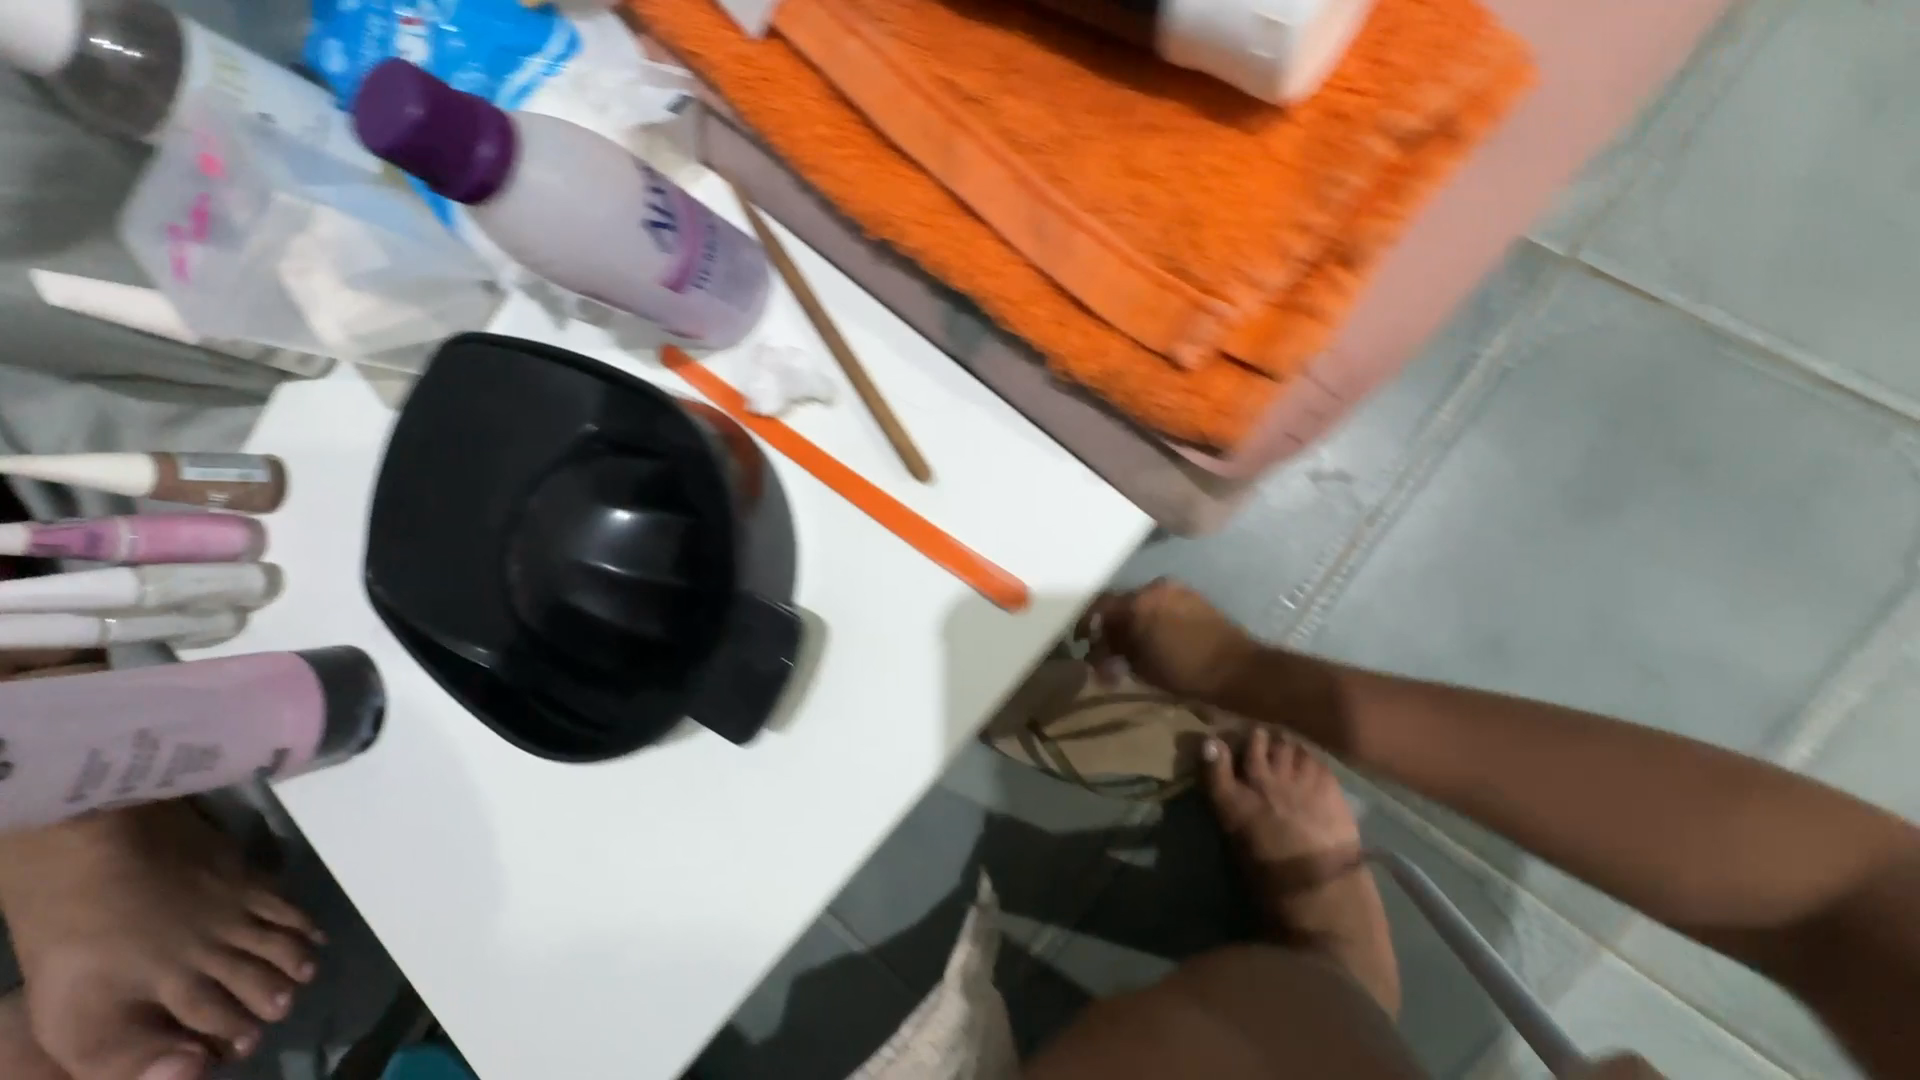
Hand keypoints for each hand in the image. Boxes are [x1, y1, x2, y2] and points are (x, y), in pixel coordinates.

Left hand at [0, 803, 321, 1079]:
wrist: (91, 854)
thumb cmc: (71, 945)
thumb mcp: (74, 1021)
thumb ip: (128, 1056)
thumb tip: (194, 1071)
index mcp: (175, 988)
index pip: (218, 1019)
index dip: (234, 1034)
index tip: (249, 1045)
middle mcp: (215, 953)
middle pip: (253, 981)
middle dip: (271, 999)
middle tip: (284, 1009)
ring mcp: (234, 913)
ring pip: (276, 945)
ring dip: (292, 963)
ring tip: (305, 976)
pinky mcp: (244, 881)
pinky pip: (285, 907)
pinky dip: (303, 924)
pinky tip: (312, 933)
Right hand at [1075, 580, 1262, 705]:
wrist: (1238, 670)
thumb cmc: (1186, 673)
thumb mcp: (1141, 668)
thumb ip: (1114, 653)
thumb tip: (1098, 651)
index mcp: (1138, 603)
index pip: (1099, 608)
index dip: (1085, 625)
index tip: (1080, 641)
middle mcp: (1154, 588)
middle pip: (1120, 604)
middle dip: (1110, 626)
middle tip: (1106, 649)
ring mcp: (1176, 590)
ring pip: (1142, 604)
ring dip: (1132, 623)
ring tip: (1131, 648)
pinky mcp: (1193, 597)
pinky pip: (1162, 604)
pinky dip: (1151, 619)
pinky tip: (1153, 639)